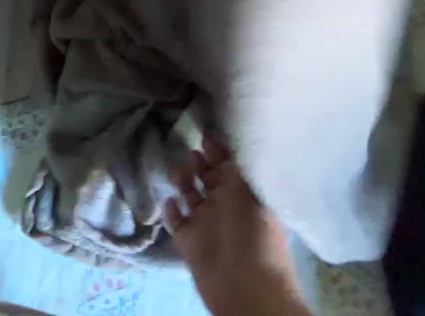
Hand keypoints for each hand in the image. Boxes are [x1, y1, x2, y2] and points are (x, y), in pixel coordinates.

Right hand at [164, 139, 310, 315]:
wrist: (246, 289)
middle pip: (208, 179)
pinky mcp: (189, 241)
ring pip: (189, 195)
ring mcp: (206, 225)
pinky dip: (171, 208)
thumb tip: (224, 143)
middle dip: (198, 163)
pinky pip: (175, 219)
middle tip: (191, 152)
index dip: (218, 151)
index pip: (230, 168)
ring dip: (182, 180)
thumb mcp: (249, 194)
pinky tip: (170, 199)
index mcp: (245, 197)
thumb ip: (233, 169)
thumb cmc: (254, 236)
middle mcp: (225, 208)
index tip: (205, 135)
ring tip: (178, 173)